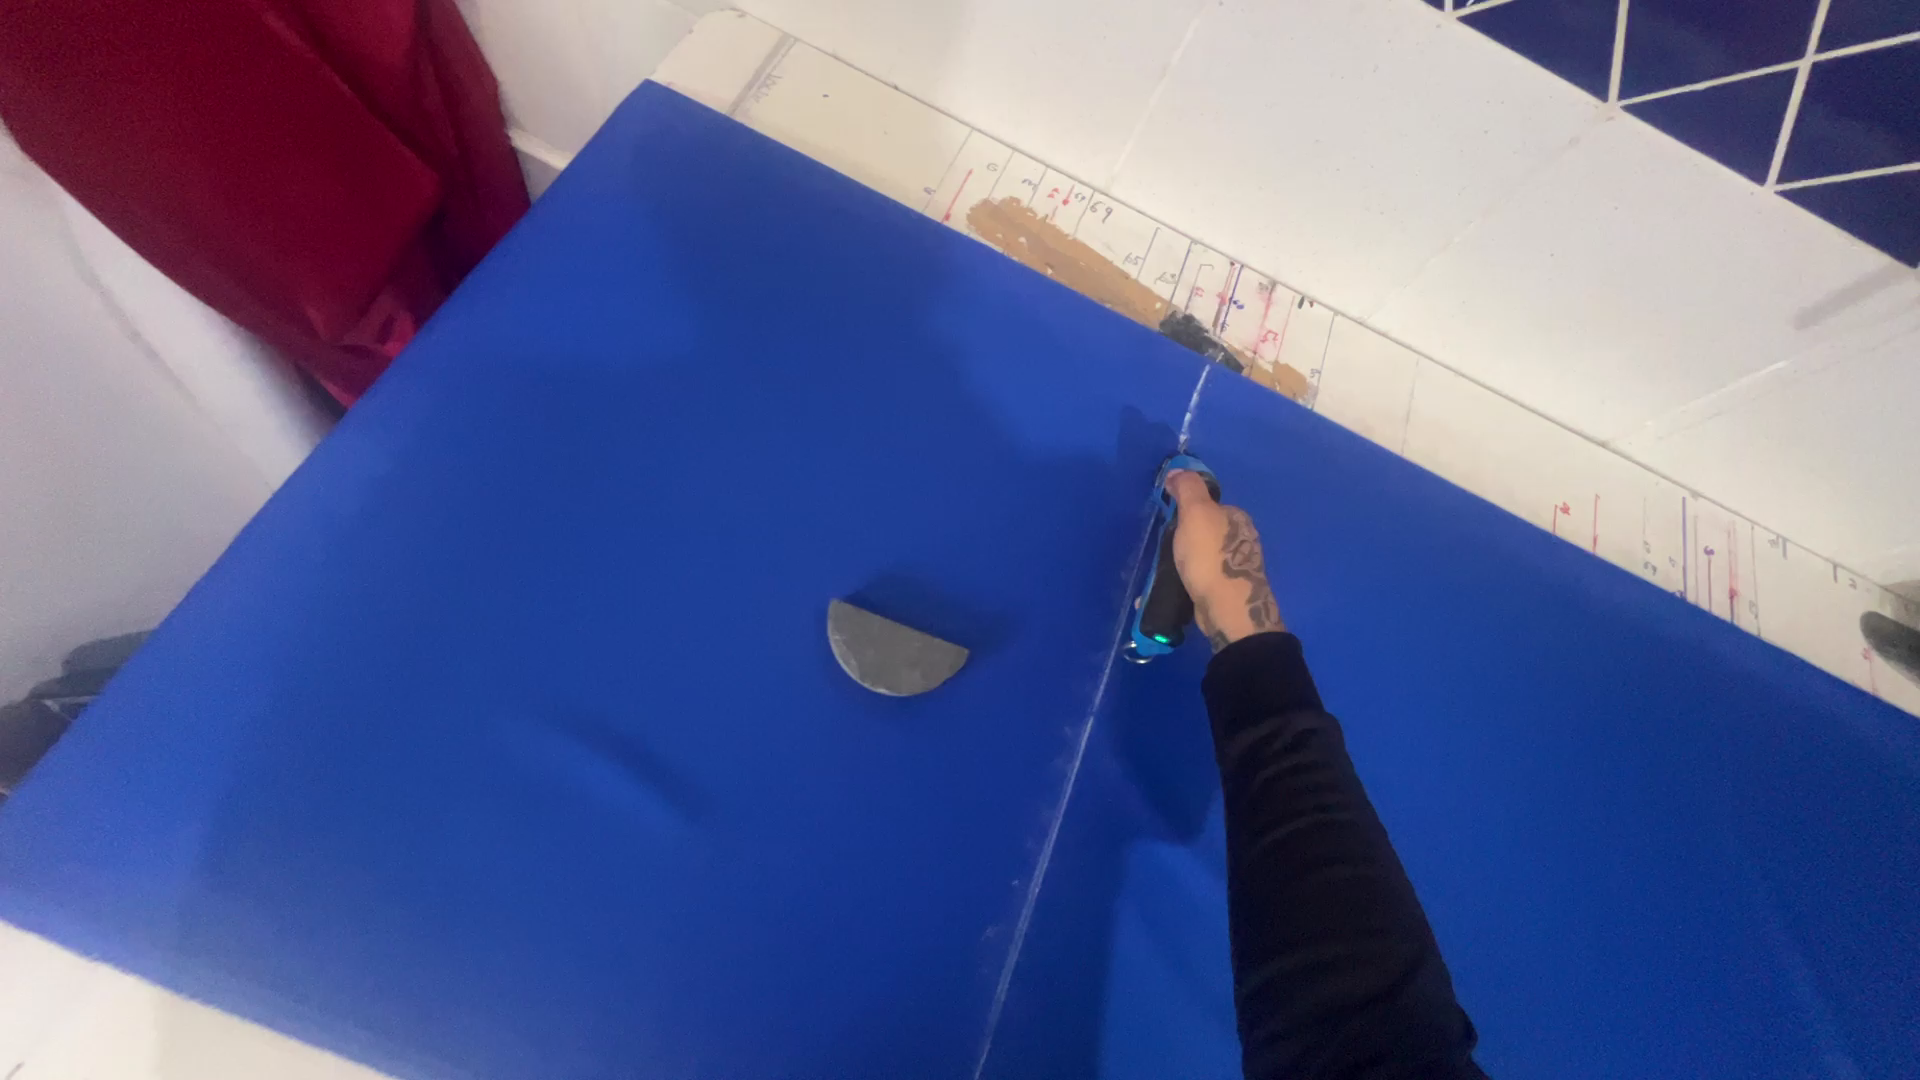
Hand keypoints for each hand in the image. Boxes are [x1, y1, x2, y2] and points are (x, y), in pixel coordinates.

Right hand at [1166, 470, 1283, 651]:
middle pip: (1205, 531)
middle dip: (1183, 537)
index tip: (1167, 520)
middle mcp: (1241, 540)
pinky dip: (1186, 580)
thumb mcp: (1195, 512)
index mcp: (1237, 518)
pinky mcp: (1226, 590)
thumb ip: (1187, 488)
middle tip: (1162, 547)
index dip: (1186, 509)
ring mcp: (1236, 567)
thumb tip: (1176, 471)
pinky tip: (1172, 587)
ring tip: (1163, 570)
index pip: (1209, 505)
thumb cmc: (1209, 556)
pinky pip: (1201, 578)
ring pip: (1202, 556)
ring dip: (1183, 561)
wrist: (1227, 607)